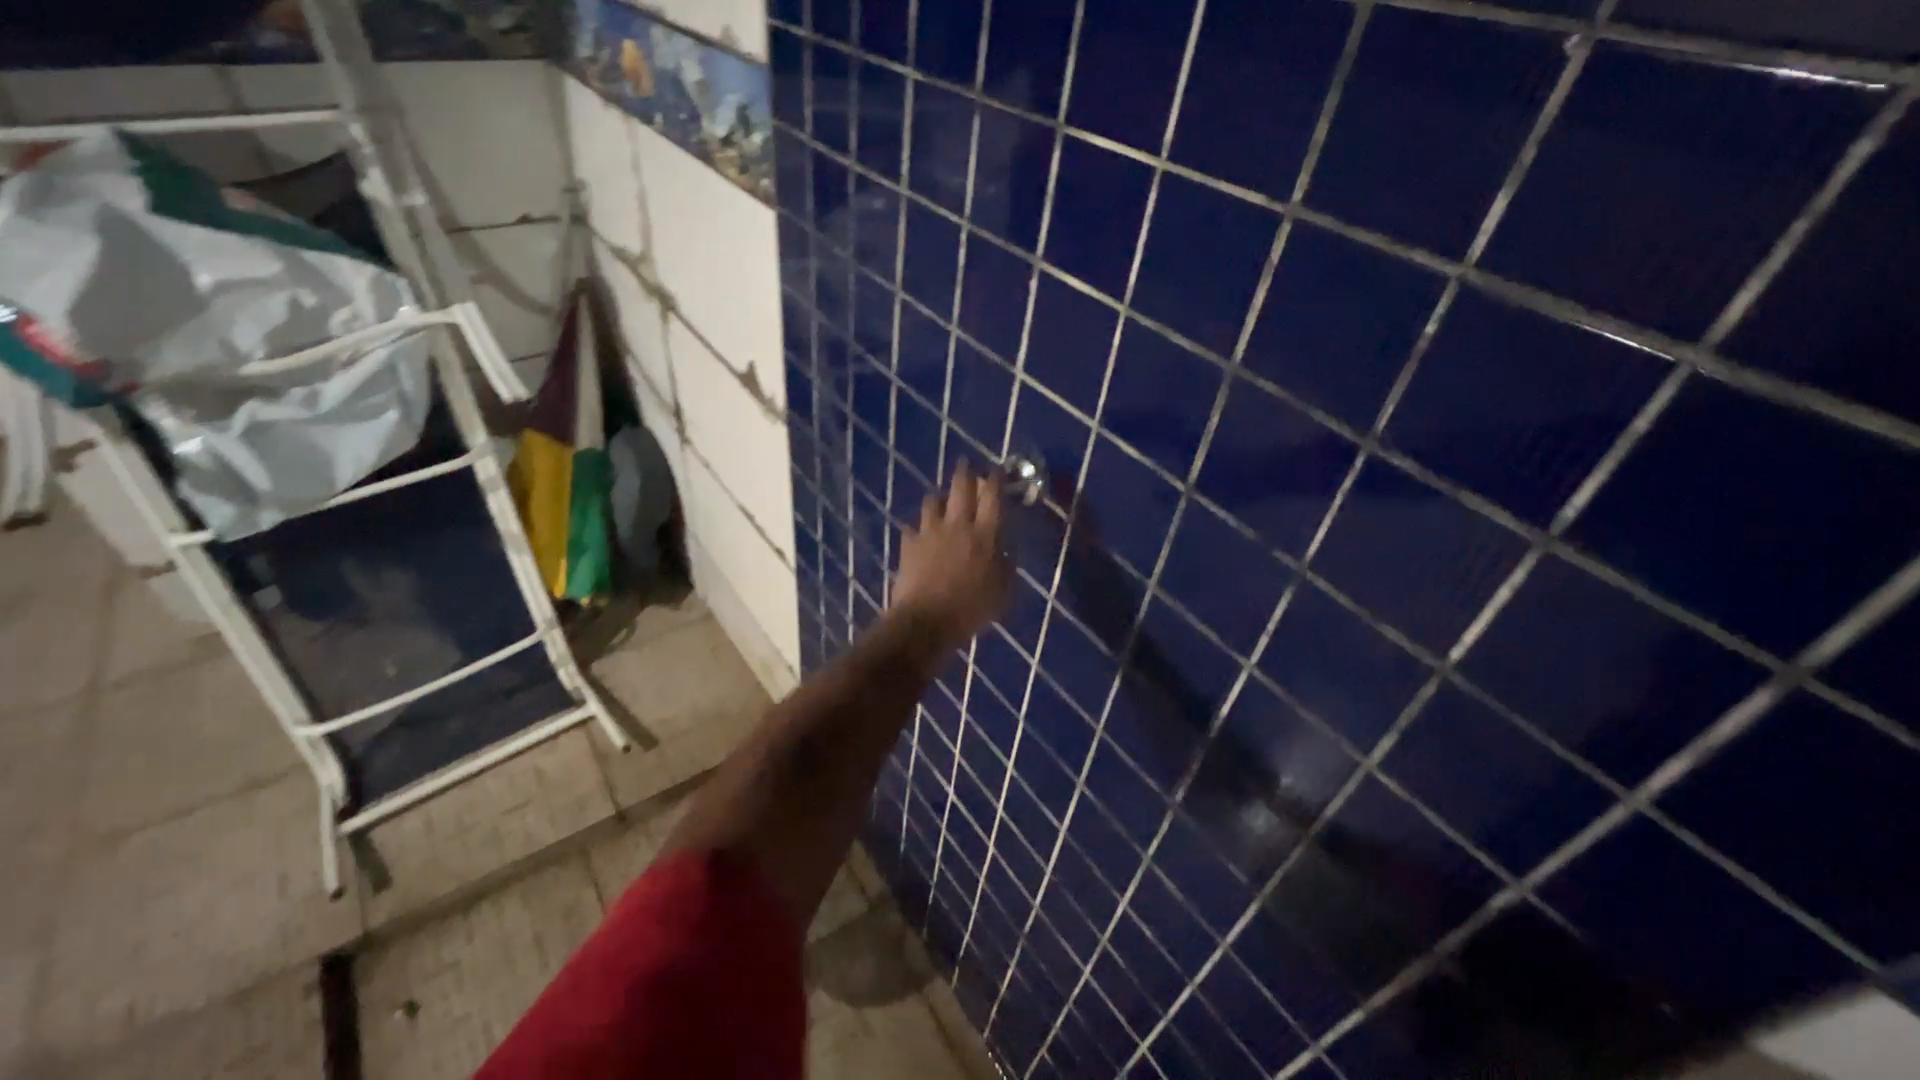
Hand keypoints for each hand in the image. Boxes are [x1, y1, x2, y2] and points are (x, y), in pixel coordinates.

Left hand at [891, 461, 1010, 652]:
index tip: (995, 469)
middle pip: (960, 488)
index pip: (992, 496)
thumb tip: (1006, 550)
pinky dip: (918, 529)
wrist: (926, 621)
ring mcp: (929, 532)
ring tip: (940, 498)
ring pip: (932, 501)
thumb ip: (1007, 565)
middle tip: (966, 464)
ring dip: (938, 497)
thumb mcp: (1004, 591)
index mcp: (985, 534)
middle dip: (964, 473)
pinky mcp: (909, 545)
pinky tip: (919, 534)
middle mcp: (957, 524)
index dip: (995, 479)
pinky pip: (913, 528)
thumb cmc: (972, 609)